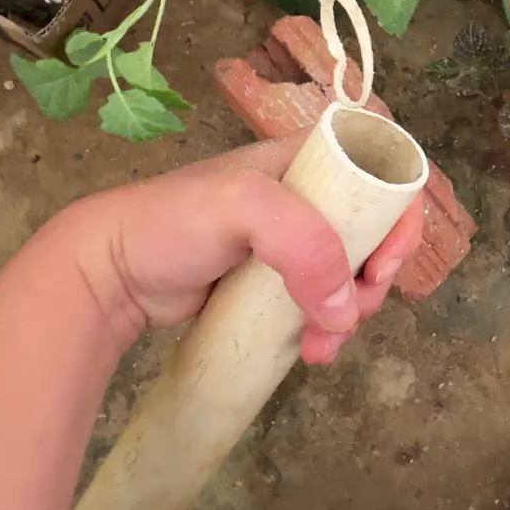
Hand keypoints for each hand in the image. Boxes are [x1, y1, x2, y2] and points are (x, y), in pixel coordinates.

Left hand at [59, 132, 422, 362]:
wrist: (111, 272)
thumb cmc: (176, 220)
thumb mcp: (244, 207)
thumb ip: (305, 245)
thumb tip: (345, 307)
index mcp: (311, 158)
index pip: (383, 174)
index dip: (398, 217)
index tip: (381, 265)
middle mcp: (312, 194)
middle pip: (377, 230)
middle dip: (376, 277)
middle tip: (355, 311)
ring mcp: (297, 240)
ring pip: (353, 272)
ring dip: (353, 311)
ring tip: (322, 345)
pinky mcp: (280, 279)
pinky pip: (324, 301)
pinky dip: (328, 328)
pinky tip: (310, 351)